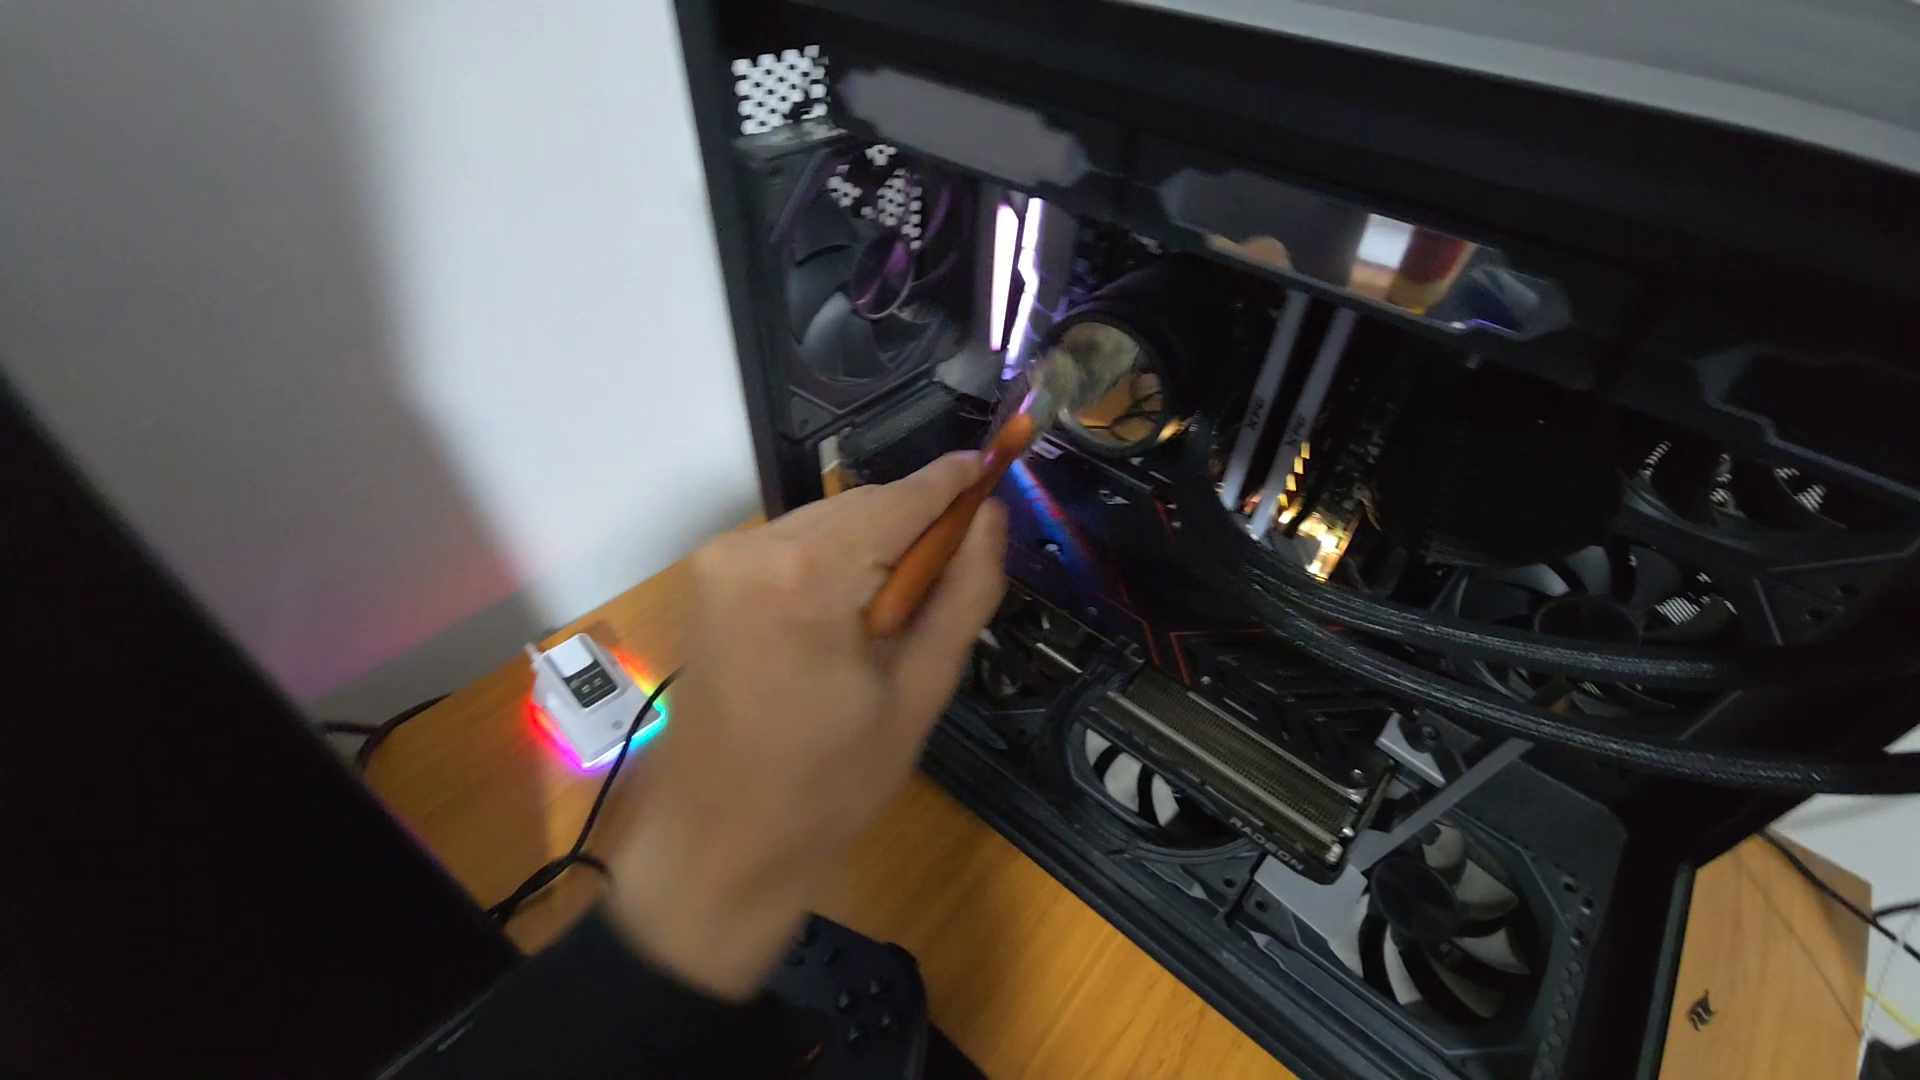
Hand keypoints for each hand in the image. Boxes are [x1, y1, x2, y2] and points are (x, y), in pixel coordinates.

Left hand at [603, 453, 1007, 998]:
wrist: (716, 846)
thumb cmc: (828, 788)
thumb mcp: (919, 692)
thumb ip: (963, 592)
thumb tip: (990, 518)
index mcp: (807, 576)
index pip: (901, 499)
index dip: (954, 482)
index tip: (997, 468)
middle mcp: (753, 547)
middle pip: (864, 504)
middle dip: (917, 523)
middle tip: (962, 564)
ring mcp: (722, 559)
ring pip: (830, 520)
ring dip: (878, 545)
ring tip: (903, 610)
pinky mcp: (711, 577)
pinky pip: (796, 543)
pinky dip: (837, 560)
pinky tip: (854, 612)